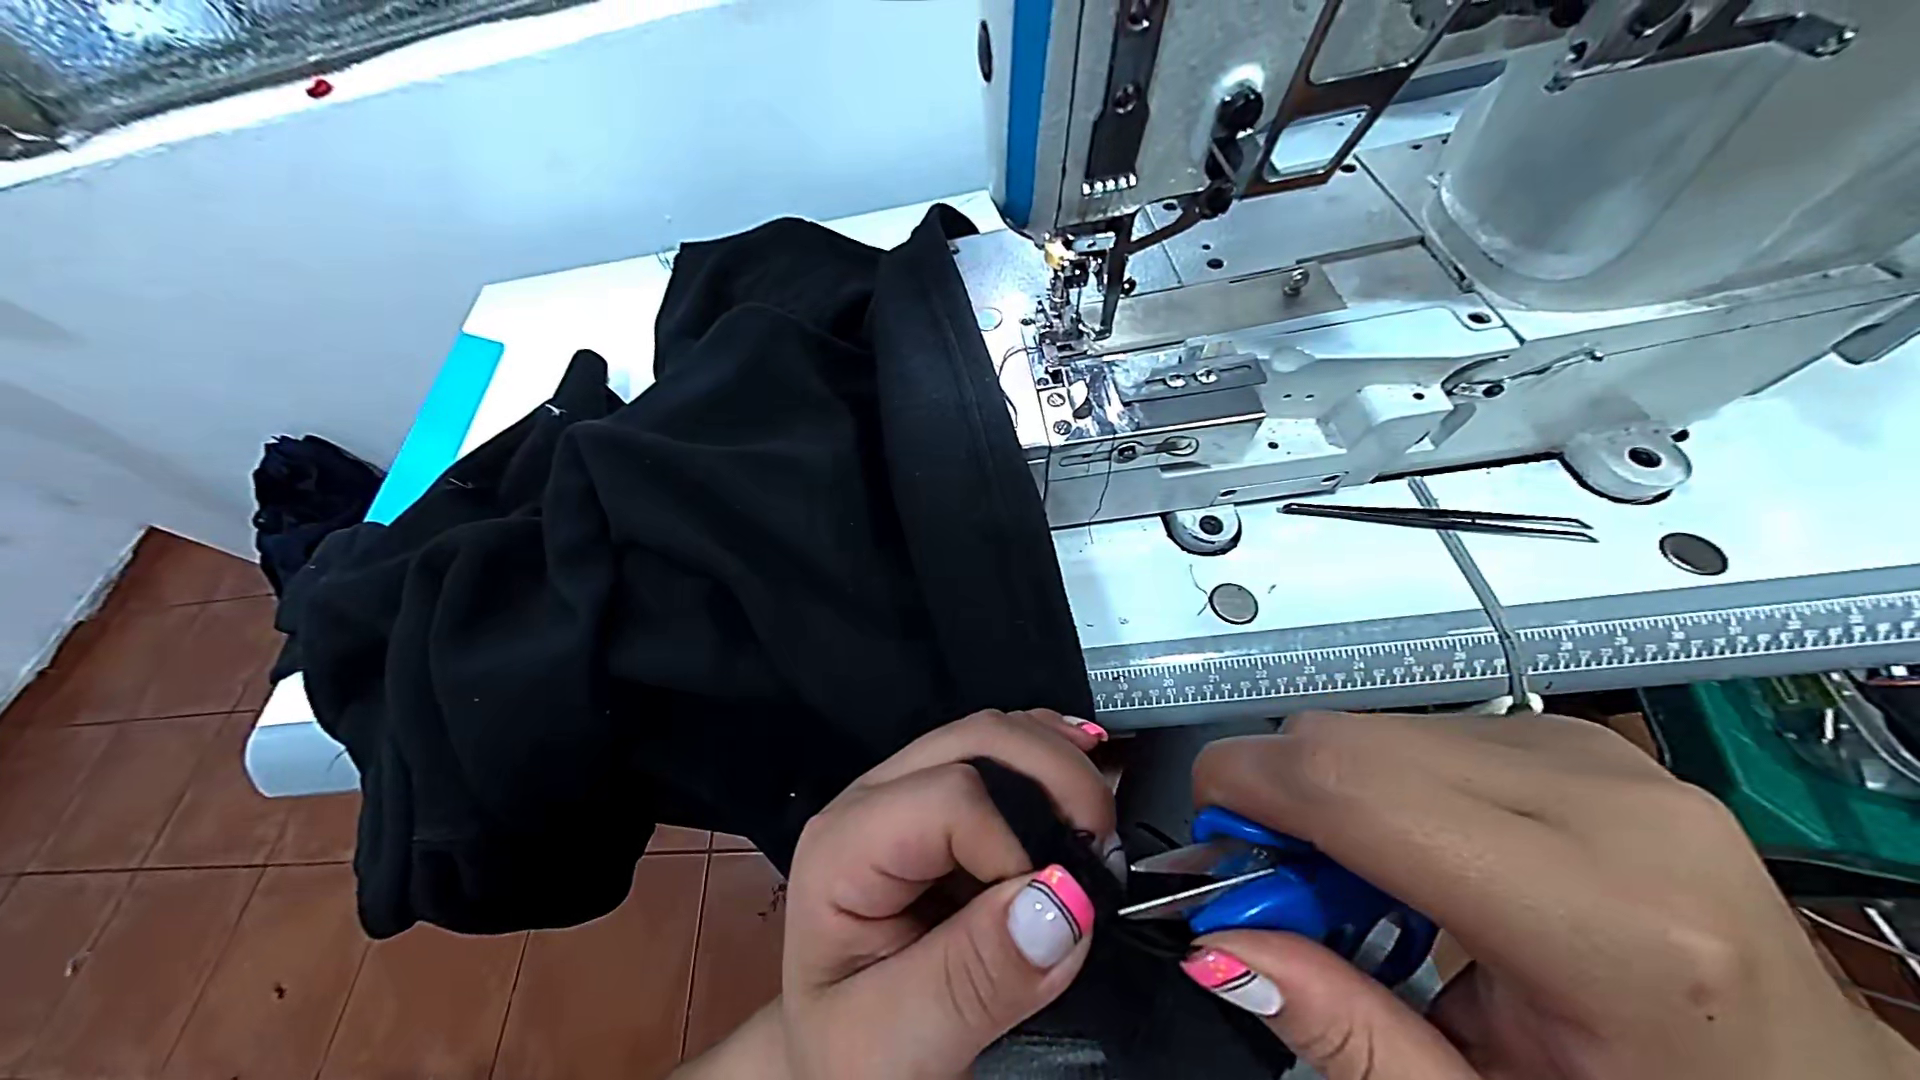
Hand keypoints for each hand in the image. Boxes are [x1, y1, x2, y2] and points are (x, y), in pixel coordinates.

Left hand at [674, 708, 1115, 1079]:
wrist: (838, 1049)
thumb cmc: (854, 1050)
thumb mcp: (900, 1041)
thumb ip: (976, 978)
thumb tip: (1063, 897)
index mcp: (845, 848)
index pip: (950, 798)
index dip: (1017, 846)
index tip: (1057, 913)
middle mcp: (872, 797)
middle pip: (976, 739)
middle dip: (1055, 776)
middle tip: (1102, 846)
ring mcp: (905, 787)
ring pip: (992, 731)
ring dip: (1058, 758)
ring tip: (1099, 815)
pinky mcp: (937, 795)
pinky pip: (999, 746)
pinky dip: (1049, 750)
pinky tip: (1082, 768)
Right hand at [1181, 710, 1919, 1079]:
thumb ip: (1347, 1034)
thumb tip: (1215, 946)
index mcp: (1610, 921)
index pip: (1354, 789)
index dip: (1245, 793)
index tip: (1210, 850)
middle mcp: (1609, 802)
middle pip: (1347, 742)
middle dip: (1274, 797)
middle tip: (1276, 885)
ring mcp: (1597, 753)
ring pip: (1369, 728)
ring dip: (1323, 793)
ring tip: (1355, 885)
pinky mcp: (1576, 738)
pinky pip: (1412, 730)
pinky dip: (1372, 783)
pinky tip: (1410, 852)